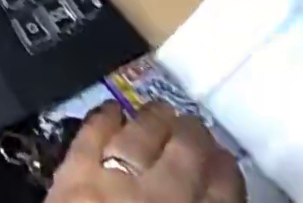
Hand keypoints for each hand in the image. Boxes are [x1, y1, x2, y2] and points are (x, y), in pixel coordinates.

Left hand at [46, 103, 243, 202]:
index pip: (223, 200)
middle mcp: (162, 200)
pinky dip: (105, 117)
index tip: (228, 162)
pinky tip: (113, 108)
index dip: (227, 179)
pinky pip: (92, 134)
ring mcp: (115, 181)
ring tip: (164, 110)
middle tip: (198, 125)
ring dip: (155, 120)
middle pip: (185, 159)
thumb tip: (214, 200)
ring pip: (141, 137)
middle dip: (194, 139)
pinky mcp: (74, 172)